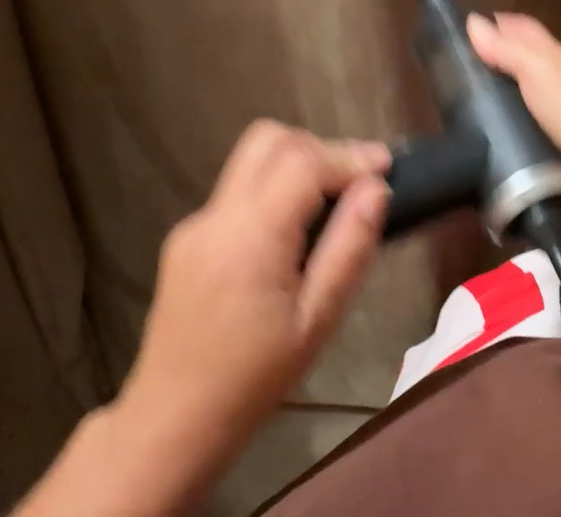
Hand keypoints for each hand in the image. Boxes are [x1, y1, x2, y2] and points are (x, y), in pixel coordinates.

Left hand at [117, 121, 390, 455]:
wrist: (173, 420)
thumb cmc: (257, 375)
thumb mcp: (320, 317)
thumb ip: (350, 246)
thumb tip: (376, 189)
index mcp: (250, 237)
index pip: (303, 161)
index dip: (350, 156)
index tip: (388, 168)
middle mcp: (216, 218)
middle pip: (270, 140)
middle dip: (322, 148)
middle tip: (360, 179)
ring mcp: (196, 225)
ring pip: (252, 160)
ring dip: (299, 163)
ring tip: (335, 201)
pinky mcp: (188, 239)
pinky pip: (240, 190)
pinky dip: (277, 189)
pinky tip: (297, 231)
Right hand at [466, 12, 560, 206]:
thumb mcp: (537, 70)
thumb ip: (507, 49)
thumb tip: (473, 20)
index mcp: (554, 55)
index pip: (525, 29)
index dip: (501, 24)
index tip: (471, 27)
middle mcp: (560, 77)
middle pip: (528, 58)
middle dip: (500, 57)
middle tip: (463, 68)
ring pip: (531, 92)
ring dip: (507, 92)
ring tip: (471, 103)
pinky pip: (533, 123)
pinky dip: (516, 122)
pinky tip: (498, 132)